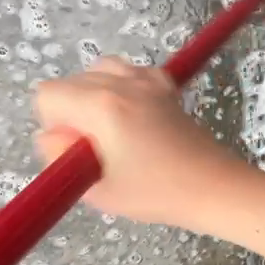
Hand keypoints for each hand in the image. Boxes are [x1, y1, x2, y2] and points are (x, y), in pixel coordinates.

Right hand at [34, 58, 258, 226]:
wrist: (216, 187)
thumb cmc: (158, 193)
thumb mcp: (98, 188)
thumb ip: (61, 158)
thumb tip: (50, 137)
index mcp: (100, 105)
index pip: (48, 95)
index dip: (54, 125)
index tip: (77, 150)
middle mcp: (122, 83)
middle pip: (72, 82)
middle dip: (73, 112)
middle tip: (99, 149)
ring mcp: (148, 81)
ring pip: (100, 72)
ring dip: (96, 97)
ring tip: (115, 132)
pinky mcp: (167, 87)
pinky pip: (131, 74)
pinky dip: (125, 89)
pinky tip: (137, 118)